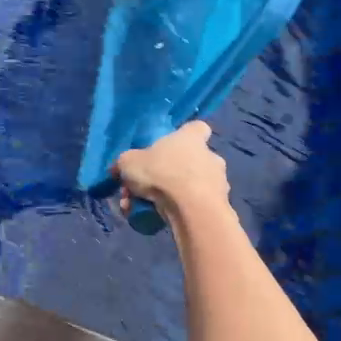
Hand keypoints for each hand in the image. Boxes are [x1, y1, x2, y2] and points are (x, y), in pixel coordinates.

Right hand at [113, 120, 229, 215]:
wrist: (191, 206)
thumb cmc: (160, 172)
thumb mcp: (127, 162)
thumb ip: (126, 161)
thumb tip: (122, 167)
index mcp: (190, 138)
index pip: (196, 127)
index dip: (182, 135)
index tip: (166, 146)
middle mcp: (209, 154)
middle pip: (188, 159)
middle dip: (168, 171)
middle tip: (143, 185)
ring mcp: (218, 178)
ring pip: (187, 182)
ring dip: (167, 192)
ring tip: (140, 205)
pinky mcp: (218, 200)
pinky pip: (191, 200)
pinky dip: (175, 206)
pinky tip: (154, 213)